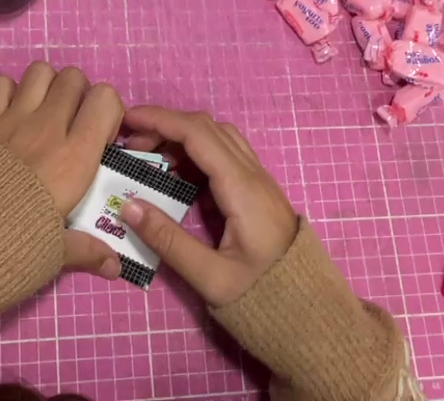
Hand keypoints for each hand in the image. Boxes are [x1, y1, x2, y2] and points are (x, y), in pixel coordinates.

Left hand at [0, 62, 124, 278]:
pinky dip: (8, 92)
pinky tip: (11, 117)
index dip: (108, 111)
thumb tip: (113, 266)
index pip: (105, 99)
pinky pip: (0, 83)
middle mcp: (47, 129)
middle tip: (72, 124)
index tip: (101, 138)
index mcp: (75, 158)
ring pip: (39, 71)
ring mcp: (12, 122)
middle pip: (72, 77)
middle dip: (78, 95)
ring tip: (44, 114)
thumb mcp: (55, 255)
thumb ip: (86, 250)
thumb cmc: (10, 254)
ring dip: (47, 86)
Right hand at [119, 107, 297, 305]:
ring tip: (151, 158)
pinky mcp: (259, 193)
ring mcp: (259, 182)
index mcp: (242, 188)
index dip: (160, 120)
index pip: (197, 133)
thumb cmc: (265, 301)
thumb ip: (169, 241)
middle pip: (206, 127)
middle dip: (165, 126)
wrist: (316, 322)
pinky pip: (226, 154)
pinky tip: (178, 175)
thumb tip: (127, 205)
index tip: (127, 120)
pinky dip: (196, 152)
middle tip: (131, 146)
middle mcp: (253, 175)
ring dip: (182, 136)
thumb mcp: (212, 279)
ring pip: (218, 137)